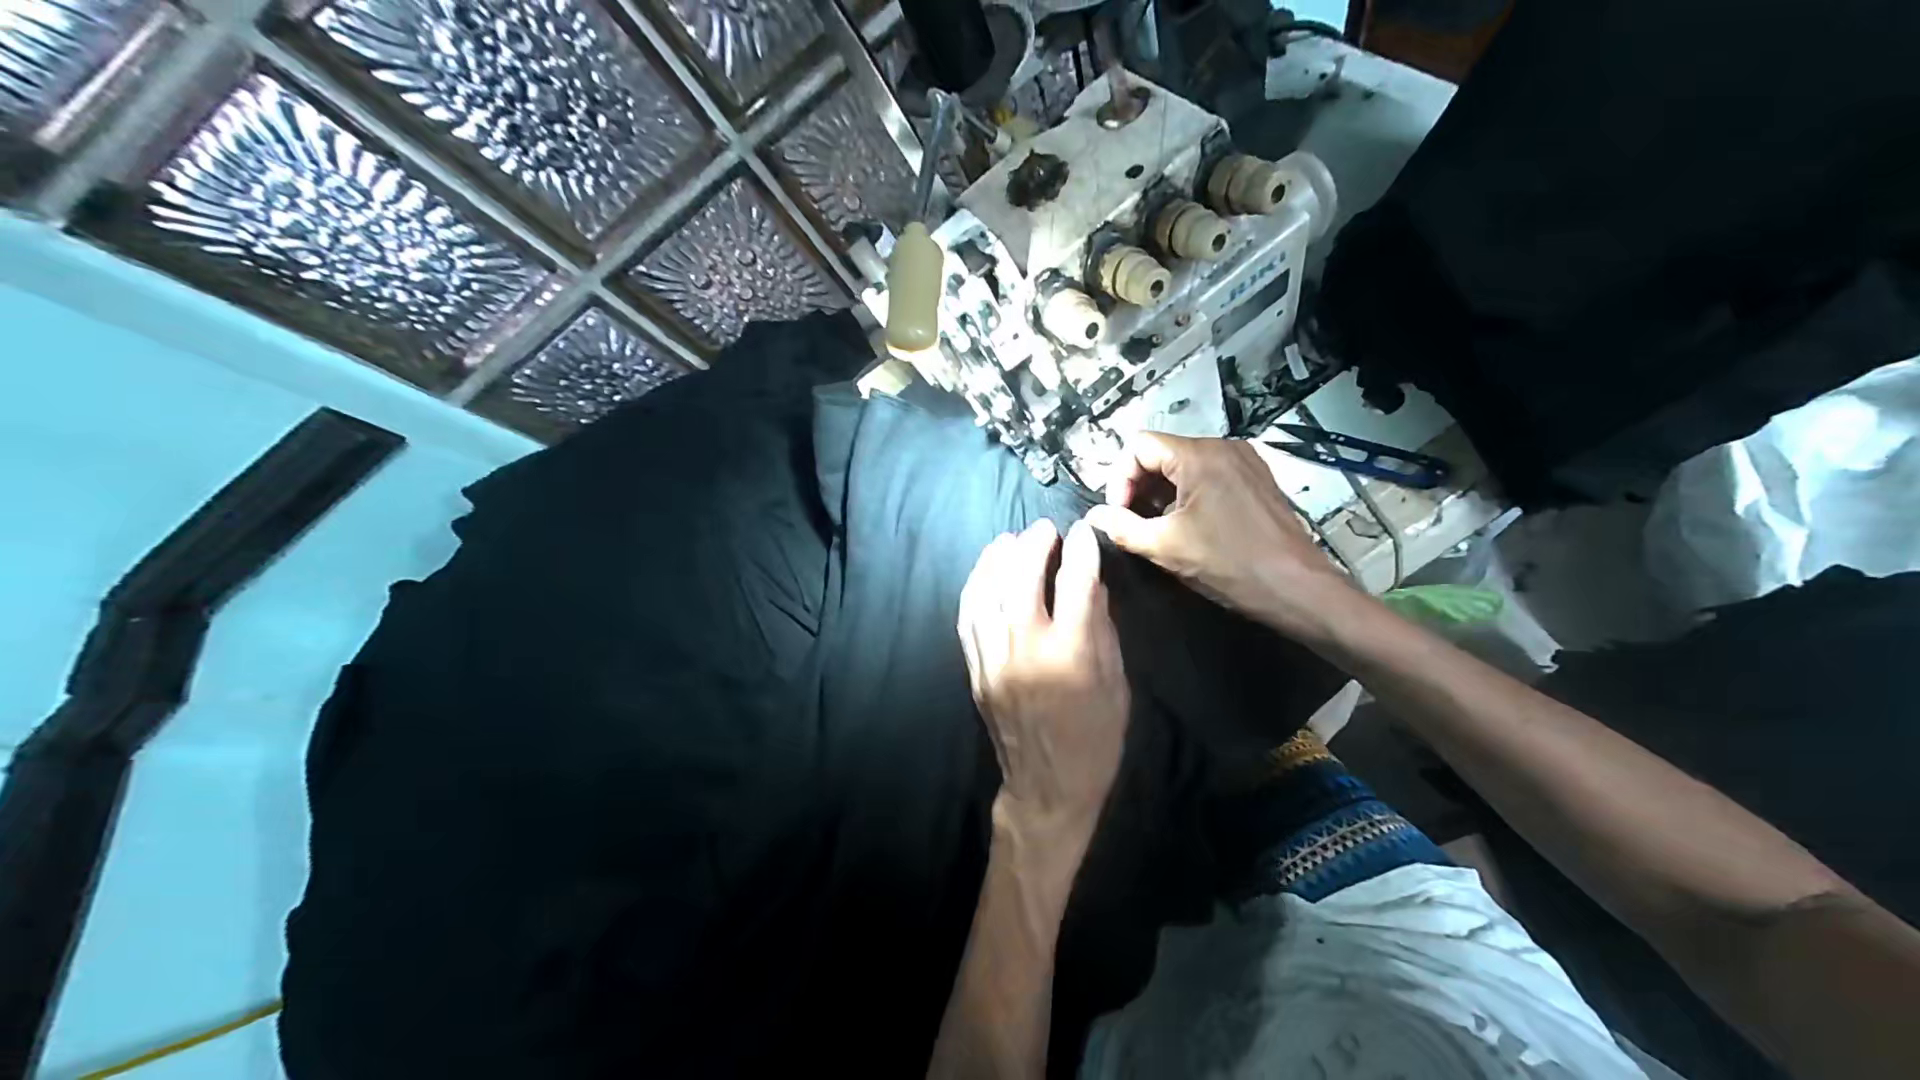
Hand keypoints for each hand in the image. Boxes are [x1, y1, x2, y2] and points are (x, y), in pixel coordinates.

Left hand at [958, 519, 1129, 859]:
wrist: (1047, 787)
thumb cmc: (1095, 738)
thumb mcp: (1116, 683)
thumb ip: (1101, 628)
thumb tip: (1090, 580)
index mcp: (1072, 656)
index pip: (1075, 585)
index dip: (1080, 551)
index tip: (1082, 532)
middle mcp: (1027, 651)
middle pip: (1022, 579)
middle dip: (1034, 545)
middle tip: (1045, 529)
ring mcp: (994, 660)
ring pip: (988, 593)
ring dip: (998, 559)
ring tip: (1011, 539)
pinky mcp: (975, 670)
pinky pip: (968, 617)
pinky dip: (976, 586)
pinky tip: (986, 571)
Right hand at [1083, 433, 1353, 640]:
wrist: (1298, 587)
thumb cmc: (1230, 565)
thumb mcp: (1165, 547)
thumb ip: (1121, 527)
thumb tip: (1094, 516)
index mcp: (1199, 455)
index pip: (1138, 446)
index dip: (1119, 479)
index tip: (1118, 514)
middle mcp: (1223, 447)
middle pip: (1161, 453)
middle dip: (1138, 487)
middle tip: (1131, 524)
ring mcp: (1243, 462)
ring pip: (1183, 466)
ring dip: (1160, 494)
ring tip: (1155, 529)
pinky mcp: (1254, 480)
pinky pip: (1207, 476)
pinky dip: (1186, 496)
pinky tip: (1185, 527)